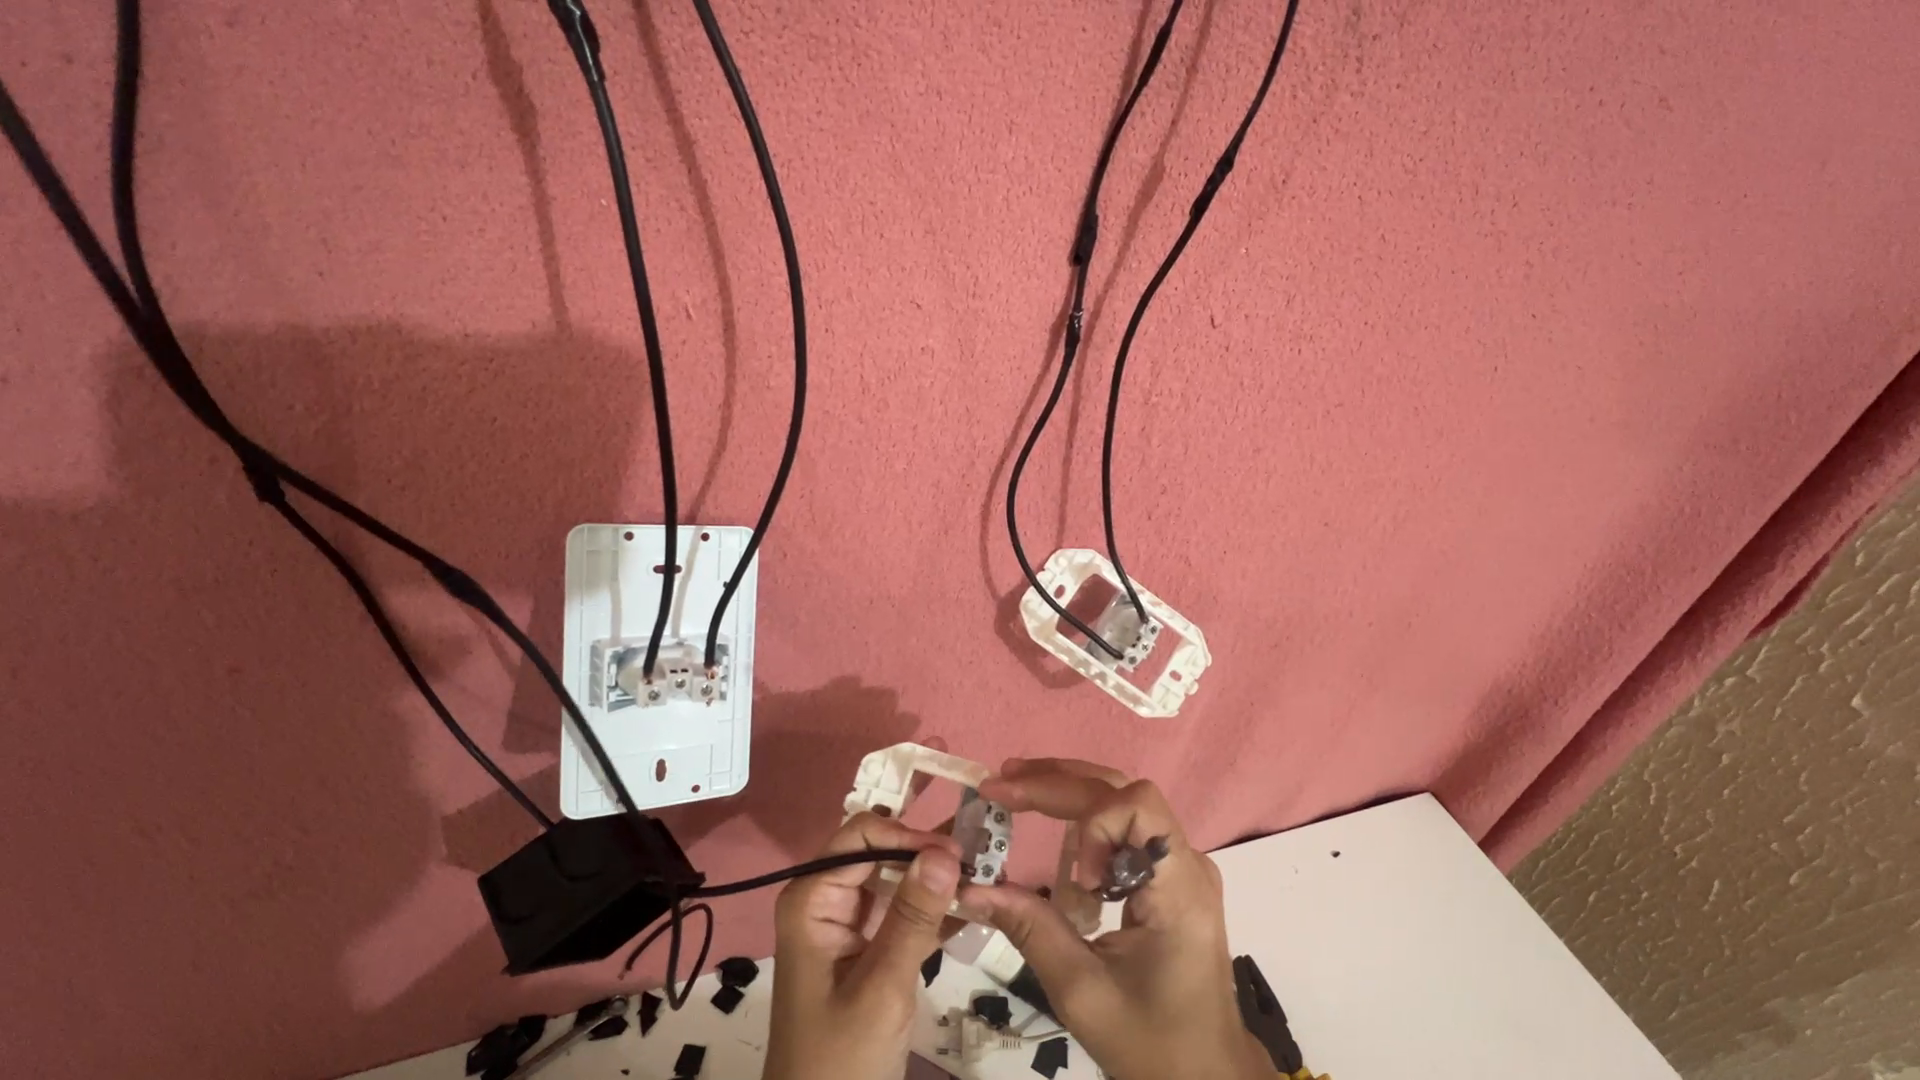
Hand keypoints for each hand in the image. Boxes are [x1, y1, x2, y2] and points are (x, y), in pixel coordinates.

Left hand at [763, 812, 962, 1079]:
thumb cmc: (840, 1059)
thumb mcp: (881, 987)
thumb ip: (913, 918)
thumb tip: (944, 850)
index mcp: (813, 899)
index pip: (862, 836)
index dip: (910, 834)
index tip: (959, 853)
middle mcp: (827, 899)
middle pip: (881, 851)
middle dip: (929, 850)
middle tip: (985, 855)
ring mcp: (848, 924)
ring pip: (897, 880)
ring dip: (939, 878)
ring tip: (989, 872)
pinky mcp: (869, 948)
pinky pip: (904, 912)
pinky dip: (937, 909)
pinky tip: (977, 907)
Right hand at [961, 759, 1273, 1079]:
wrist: (1207, 1076)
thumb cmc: (1152, 1042)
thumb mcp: (1083, 993)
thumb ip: (1030, 930)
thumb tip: (971, 889)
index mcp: (1178, 889)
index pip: (1139, 806)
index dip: (1095, 822)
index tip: (1074, 876)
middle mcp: (1186, 863)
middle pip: (1123, 791)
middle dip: (1058, 783)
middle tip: (999, 785)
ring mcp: (1180, 866)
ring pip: (1124, 800)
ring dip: (1067, 789)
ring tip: (1013, 789)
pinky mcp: (1169, 877)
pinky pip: (1127, 828)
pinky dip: (1083, 816)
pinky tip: (1048, 821)